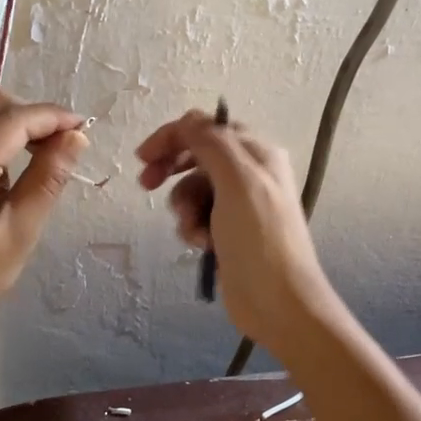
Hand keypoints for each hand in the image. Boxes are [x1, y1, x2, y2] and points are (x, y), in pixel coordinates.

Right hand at [136, 110, 343, 352]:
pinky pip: (197, 216)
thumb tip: (187, 120)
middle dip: (171, 170)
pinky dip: (191, 226)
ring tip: (193, 230)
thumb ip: (211, 143)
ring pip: (192, 189)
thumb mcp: (237, 181)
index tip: (143, 157)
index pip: (206, 128)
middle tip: (146, 184)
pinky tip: (200, 244)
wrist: (277, 301)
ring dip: (183, 206)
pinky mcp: (228, 231)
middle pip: (196, 156)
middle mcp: (250, 172)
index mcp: (257, 153)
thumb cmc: (259, 238)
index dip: (173, 137)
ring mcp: (239, 203)